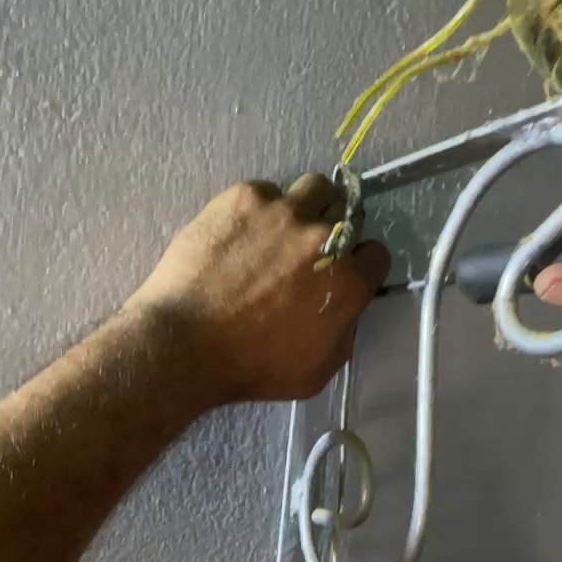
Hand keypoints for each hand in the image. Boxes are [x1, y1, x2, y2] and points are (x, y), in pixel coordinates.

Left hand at [129, 174, 390, 403]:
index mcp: (347, 282)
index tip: (341, 272)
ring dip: (305, 206)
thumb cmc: (250, 368)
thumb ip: (342, 334)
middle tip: (304, 252)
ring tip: (279, 229)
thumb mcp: (316, 372)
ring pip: (313, 188)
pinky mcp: (243, 198)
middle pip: (346, 215)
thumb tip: (344, 309)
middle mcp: (323, 238)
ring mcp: (283, 211)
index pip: (376, 254)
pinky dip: (256, 210)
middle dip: (331, 232)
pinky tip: (237, 235)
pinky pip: (263, 192)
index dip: (359, 264)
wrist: (185, 344)